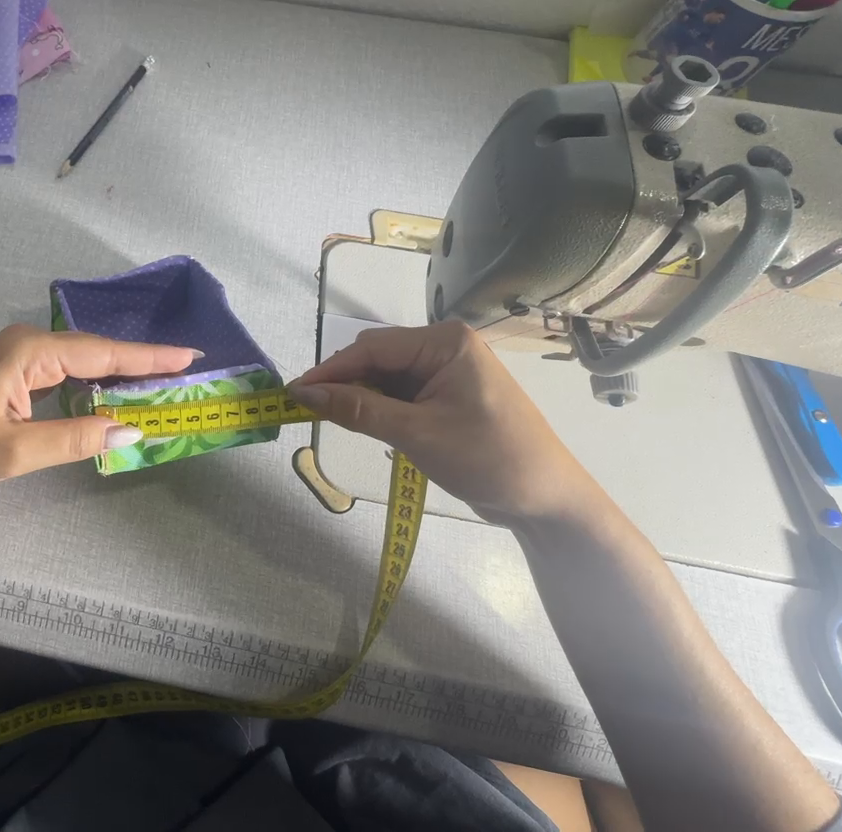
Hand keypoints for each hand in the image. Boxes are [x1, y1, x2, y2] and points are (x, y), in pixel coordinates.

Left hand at [0, 324, 197, 488]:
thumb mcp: (13, 452)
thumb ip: (73, 439)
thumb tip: (129, 430)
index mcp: (30, 353)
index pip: (102, 353)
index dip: (149, 357)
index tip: (190, 356)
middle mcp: (27, 344)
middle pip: (95, 352)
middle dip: (140, 363)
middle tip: (186, 373)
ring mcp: (16, 356)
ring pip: (80, 362)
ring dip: (117, 374)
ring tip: (160, 385)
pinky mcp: (9, 372)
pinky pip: (62, 373)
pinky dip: (91, 384)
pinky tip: (109, 395)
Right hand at [289, 321, 598, 525]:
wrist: (548, 500)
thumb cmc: (488, 458)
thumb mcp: (416, 434)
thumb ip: (357, 409)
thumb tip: (302, 393)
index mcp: (444, 342)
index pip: (371, 348)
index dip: (330, 370)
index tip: (293, 393)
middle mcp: (445, 347)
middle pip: (376, 358)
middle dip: (345, 383)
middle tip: (311, 412)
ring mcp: (448, 370)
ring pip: (385, 377)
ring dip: (362, 398)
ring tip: (338, 422)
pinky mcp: (447, 394)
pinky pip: (401, 392)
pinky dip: (381, 408)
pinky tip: (369, 425)